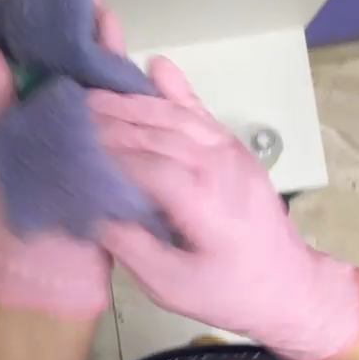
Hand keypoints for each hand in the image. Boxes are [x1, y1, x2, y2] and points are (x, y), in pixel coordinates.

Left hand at [0, 7, 121, 319]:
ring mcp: (89, 126)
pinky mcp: (117, 144)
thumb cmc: (16, 201)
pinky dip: (123, 76)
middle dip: (71, 14)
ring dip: (98, 36)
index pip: (29, 50)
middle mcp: (56, 110)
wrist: (52, 258)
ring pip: (95, 72)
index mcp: (24, 106)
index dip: (32, 14)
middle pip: (66, 52)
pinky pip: (121, 106)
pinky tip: (128, 48)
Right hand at [88, 58, 358, 359]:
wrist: (287, 286)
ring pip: (177, 116)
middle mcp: (218, 167)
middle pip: (158, 132)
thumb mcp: (170, 285)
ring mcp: (231, 153)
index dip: (108, 154)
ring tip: (95, 95)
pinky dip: (176, 90)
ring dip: (134, 103)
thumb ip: (130, 246)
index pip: (146, 164)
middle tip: (72, 112)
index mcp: (202, 202)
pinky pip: (201, 113)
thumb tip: (92, 211)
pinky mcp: (236, 150)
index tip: (73, 147)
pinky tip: (156, 68)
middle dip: (112, 119)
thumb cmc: (226, 292)